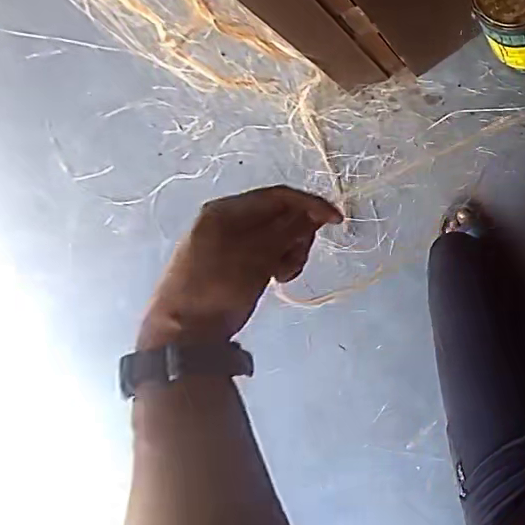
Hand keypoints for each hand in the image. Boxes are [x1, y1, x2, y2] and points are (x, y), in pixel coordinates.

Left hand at [137, 185, 342, 349]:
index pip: (280, 196)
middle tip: (297, 259)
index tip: (338, 222)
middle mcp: (228, 219)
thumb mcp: (259, 255)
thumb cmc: (219, 287)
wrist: (186, 328)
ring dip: (292, 252)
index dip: (312, 205)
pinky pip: (270, 250)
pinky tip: (276, 278)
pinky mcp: (238, 258)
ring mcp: (232, 239)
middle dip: (299, 235)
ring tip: (283, 274)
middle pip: (282, 215)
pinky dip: (281, 261)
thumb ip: (289, 229)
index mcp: (226, 210)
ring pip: (280, 235)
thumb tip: (315, 211)